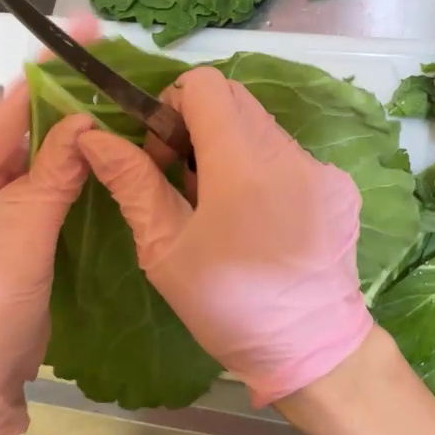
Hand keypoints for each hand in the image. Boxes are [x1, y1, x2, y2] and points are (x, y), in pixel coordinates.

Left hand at [0, 88, 94, 434]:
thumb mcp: (24, 228)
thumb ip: (57, 171)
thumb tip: (89, 121)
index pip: (3, 113)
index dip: (45, 75)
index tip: (80, 34)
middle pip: (19, 136)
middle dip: (63, 108)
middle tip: (110, 76)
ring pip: (35, 165)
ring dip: (70, 144)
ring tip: (115, 109)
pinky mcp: (13, 236)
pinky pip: (43, 194)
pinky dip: (70, 178)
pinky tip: (103, 159)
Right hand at [76, 67, 372, 406]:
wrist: (313, 350)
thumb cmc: (228, 307)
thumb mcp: (165, 250)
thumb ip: (133, 184)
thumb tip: (93, 137)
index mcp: (242, 165)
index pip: (205, 85)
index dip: (173, 105)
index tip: (162, 151)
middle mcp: (288, 154)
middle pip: (236, 100)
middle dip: (200, 124)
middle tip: (183, 179)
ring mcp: (321, 169)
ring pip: (264, 127)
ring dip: (232, 148)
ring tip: (222, 206)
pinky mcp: (341, 187)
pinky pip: (291, 156)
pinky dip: (265, 171)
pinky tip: (260, 221)